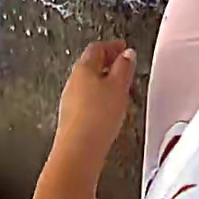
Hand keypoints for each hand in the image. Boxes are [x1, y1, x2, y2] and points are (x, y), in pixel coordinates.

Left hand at [52, 40, 136, 172]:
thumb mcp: (119, 86)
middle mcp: (73, 81)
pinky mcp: (72, 118)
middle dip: (109, 63)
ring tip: (121, 89)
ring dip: (105, 82)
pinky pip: (87, 100)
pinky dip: (99, 98)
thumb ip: (124, 66)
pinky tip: (109, 110)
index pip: (97, 48)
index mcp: (84, 68)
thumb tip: (128, 54)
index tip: (123, 47)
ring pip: (89, 83)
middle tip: (124, 66)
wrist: (78, 152)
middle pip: (92, 64)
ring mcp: (70, 100)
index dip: (113, 46)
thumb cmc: (97, 117)